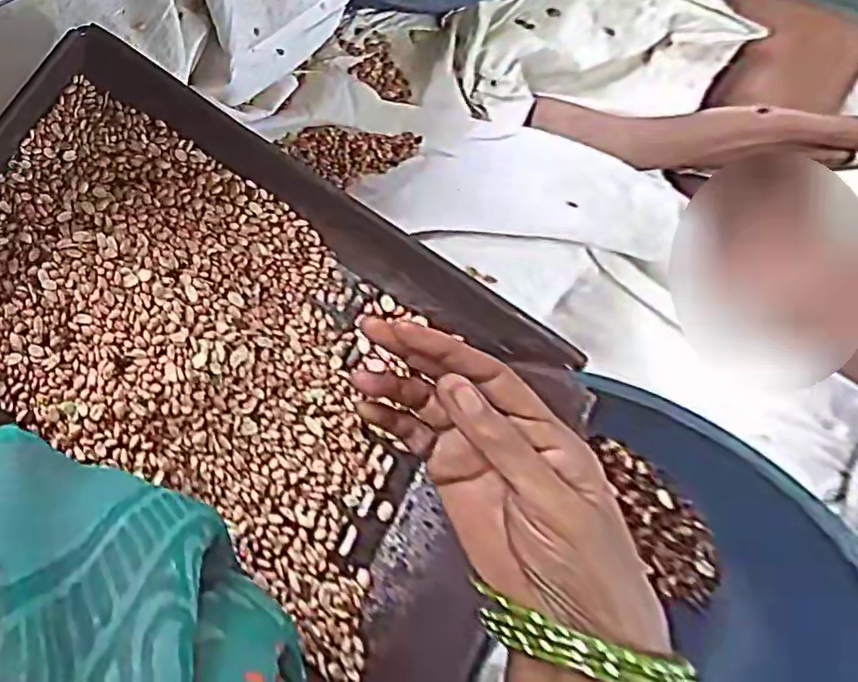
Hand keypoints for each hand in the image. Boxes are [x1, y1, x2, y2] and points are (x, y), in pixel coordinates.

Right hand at [352, 318, 671, 656]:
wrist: (570, 624)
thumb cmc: (591, 567)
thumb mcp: (552, 499)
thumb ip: (500, 439)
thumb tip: (457, 385)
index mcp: (539, 432)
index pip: (486, 374)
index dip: (443, 347)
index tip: (406, 329)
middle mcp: (500, 431)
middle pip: (448, 378)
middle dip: (409, 351)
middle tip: (373, 331)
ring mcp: (470, 449)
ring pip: (422, 402)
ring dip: (391, 384)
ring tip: (363, 377)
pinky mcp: (446, 469)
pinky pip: (410, 433)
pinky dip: (387, 418)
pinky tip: (369, 409)